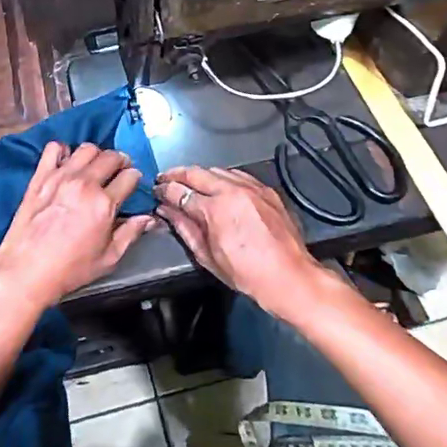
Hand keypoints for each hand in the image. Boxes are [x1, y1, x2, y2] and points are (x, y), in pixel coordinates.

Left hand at [0, 142, 155, 310]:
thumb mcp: (108, 259)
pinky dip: (63, 151)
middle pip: (110, 157)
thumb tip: (147, 219)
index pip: (129, 176)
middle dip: (120, 161)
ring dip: (95, 155)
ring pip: (86, 149)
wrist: (26, 271)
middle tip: (118, 170)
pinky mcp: (40, 177)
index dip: (134, 178)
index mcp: (104, 204)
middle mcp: (84, 184)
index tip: (132, 183)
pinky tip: (66, 163)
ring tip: (94, 166)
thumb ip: (130, 234)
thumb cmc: (69, 269)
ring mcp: (60, 177)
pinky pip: (53, 149)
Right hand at [154, 166, 341, 321]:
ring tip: (190, 183)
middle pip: (196, 172)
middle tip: (165, 180)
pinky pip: (239, 175)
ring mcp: (252, 188)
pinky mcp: (266, 191)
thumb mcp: (207, 256)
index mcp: (215, 209)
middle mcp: (233, 191)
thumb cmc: (248, 273)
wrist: (289, 277)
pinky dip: (224, 178)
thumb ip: (184, 228)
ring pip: (217, 170)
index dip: (164, 191)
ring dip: (200, 174)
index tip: (157, 192)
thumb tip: (168, 211)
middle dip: (177, 174)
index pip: (180, 191)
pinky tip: (218, 186)